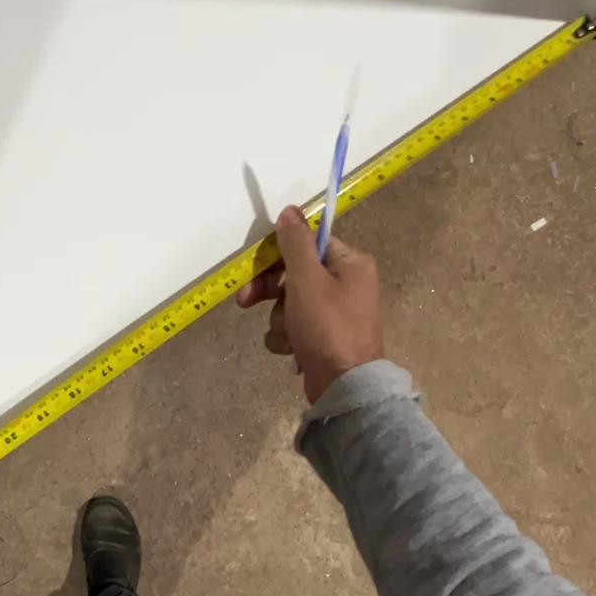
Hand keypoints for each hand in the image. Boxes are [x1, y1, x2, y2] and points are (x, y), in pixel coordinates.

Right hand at [235, 206, 384, 403]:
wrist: (344, 386)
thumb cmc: (327, 327)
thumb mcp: (307, 279)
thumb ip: (295, 244)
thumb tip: (289, 210)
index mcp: (350, 264)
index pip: (308, 245)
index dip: (278, 255)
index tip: (255, 266)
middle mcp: (346, 285)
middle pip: (295, 275)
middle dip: (269, 291)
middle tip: (244, 300)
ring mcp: (334, 314)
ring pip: (289, 304)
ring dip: (279, 320)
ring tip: (287, 335)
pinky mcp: (323, 339)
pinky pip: (294, 328)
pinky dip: (286, 338)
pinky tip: (290, 350)